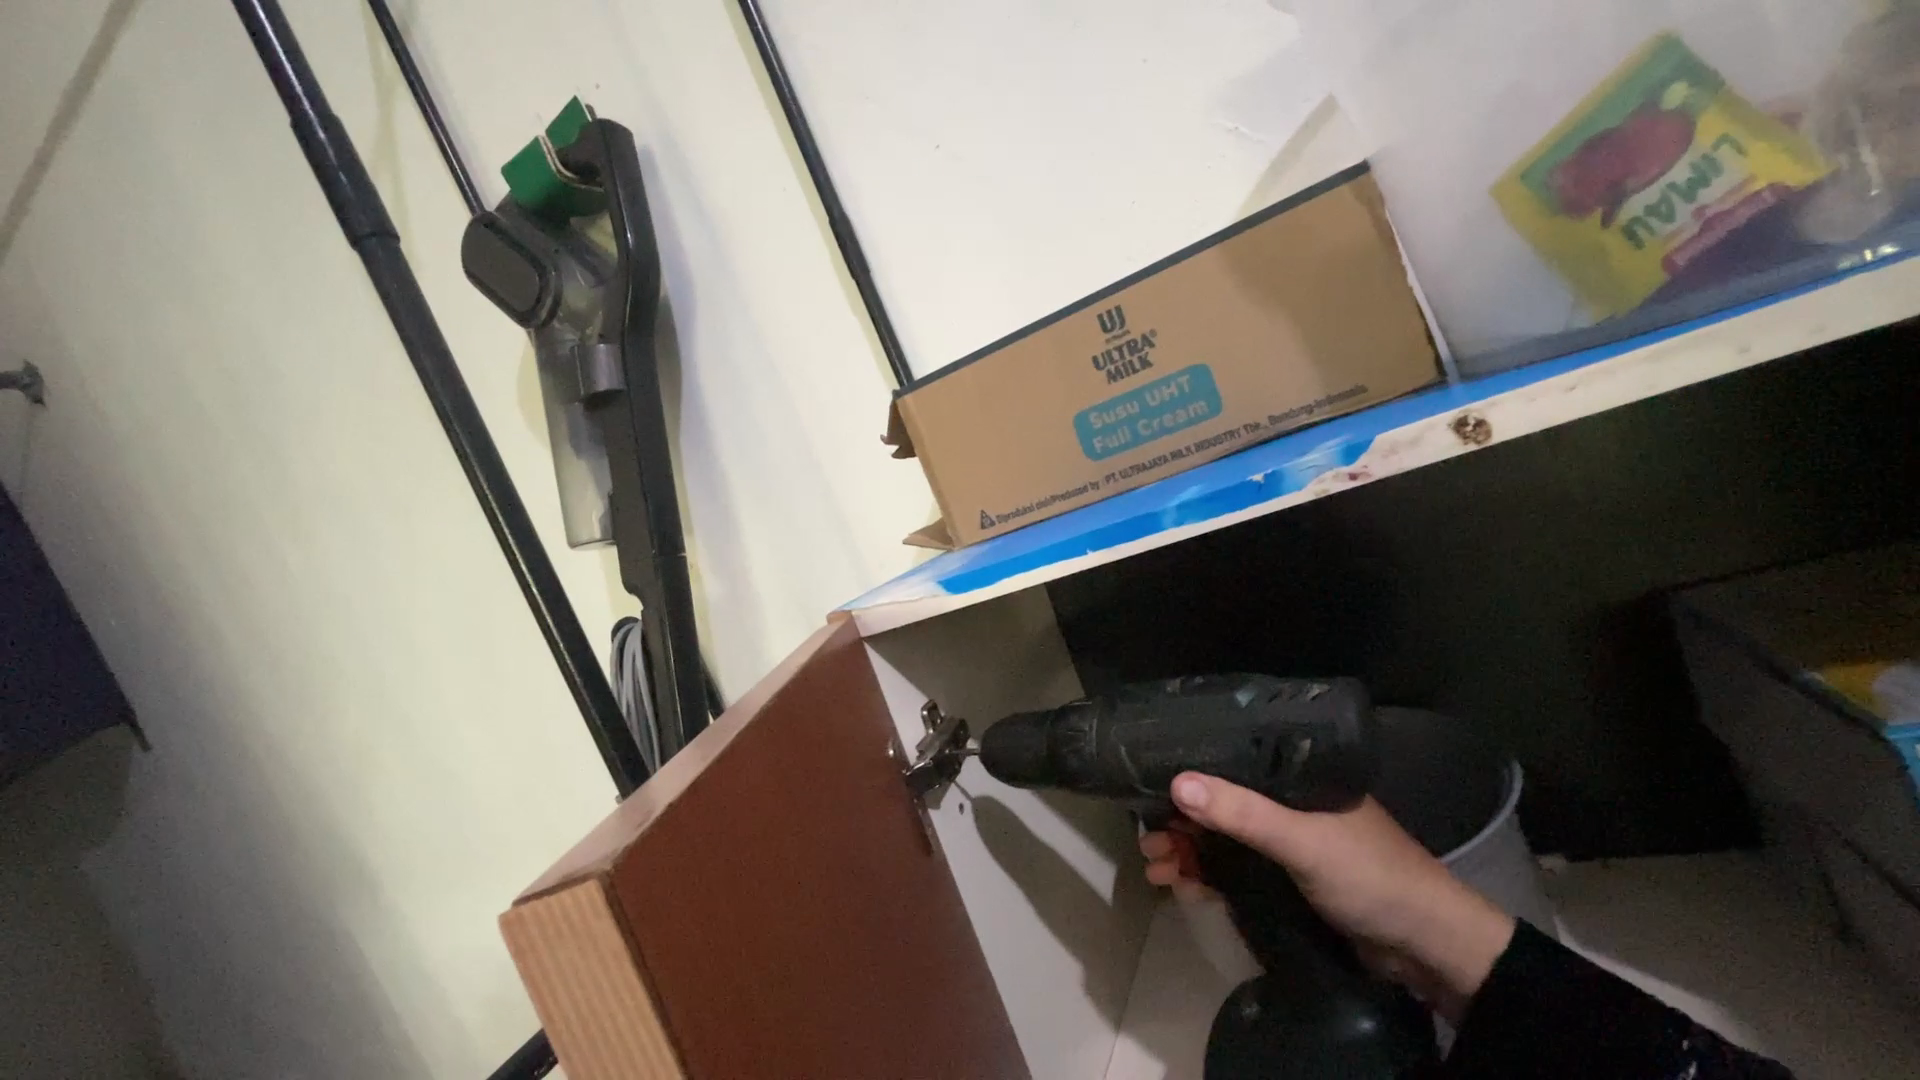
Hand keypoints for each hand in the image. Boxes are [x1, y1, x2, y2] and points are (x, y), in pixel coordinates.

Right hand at [1140, 773, 1515, 1023]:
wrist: (1426, 948)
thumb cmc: (1370, 877)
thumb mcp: (1303, 842)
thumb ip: (1243, 814)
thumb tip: (1178, 782)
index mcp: (1298, 778)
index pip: (1231, 765)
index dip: (1189, 778)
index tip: (1150, 795)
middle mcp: (1289, 804)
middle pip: (1220, 805)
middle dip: (1180, 824)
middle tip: (1148, 845)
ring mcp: (1287, 843)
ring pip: (1224, 840)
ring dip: (1188, 853)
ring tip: (1157, 872)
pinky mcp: (1287, 880)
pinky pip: (1236, 870)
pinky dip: (1208, 877)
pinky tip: (1185, 888)